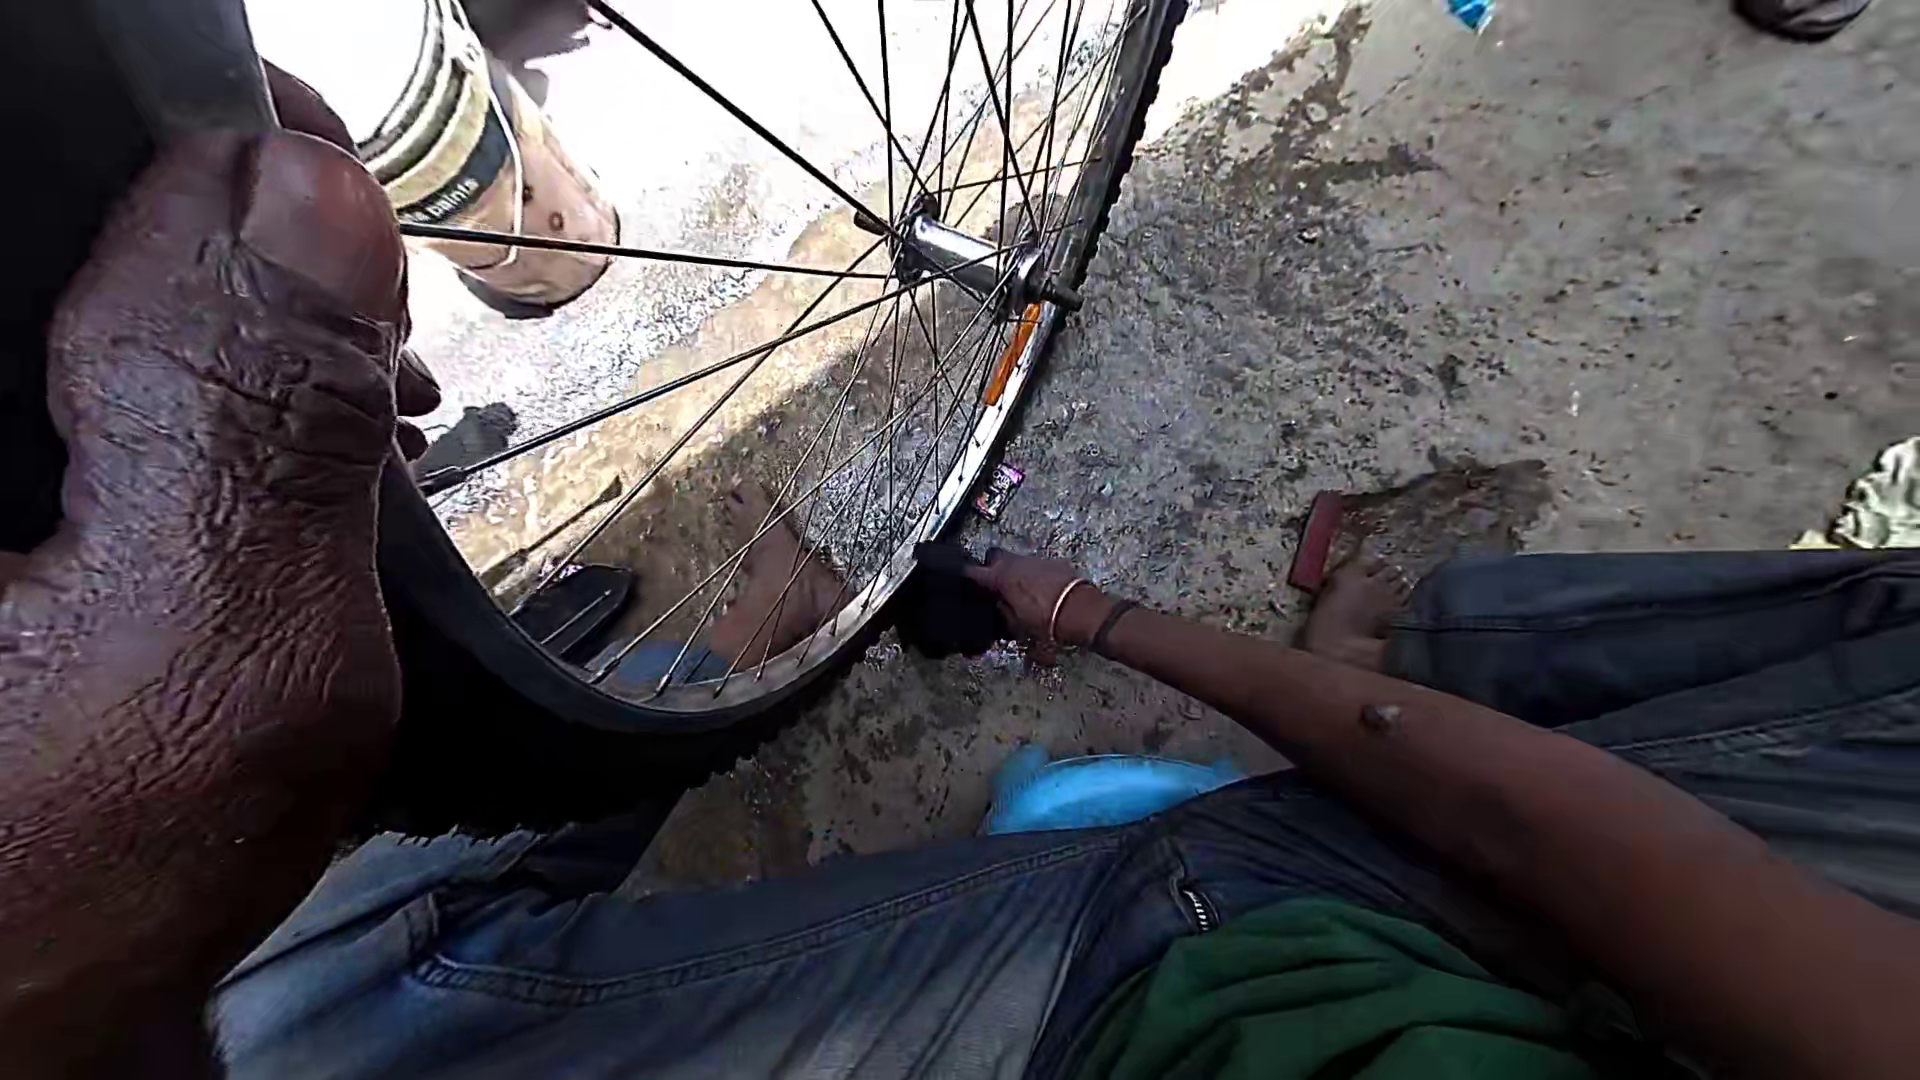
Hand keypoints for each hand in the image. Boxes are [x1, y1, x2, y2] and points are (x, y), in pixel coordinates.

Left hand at [0, 69, 429, 1069]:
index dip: (190, 145)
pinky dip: (231, 397)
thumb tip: (323, 193)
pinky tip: (317, 453)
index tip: (338, 179)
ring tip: (380, 413)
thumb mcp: (224, 624)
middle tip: (385, 345)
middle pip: (72, 248)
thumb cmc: (92, 851)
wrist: (12, 1009)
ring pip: (102, 319)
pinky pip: (113, 392)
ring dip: (258, 341)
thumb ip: (263, 415)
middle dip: (248, 271)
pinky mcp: (19, 511)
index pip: (30, 162)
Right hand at [964, 548, 1114, 650]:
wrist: (1081, 611)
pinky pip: (1035, 565)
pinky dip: (1033, 574)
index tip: (963, 581)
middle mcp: (1015, 563)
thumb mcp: (1016, 625)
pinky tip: (1038, 590)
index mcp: (1001, 577)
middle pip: (994, 556)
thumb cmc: (1047, 621)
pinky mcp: (1052, 562)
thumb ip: (1001, 612)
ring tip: (1018, 591)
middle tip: (994, 585)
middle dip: (991, 567)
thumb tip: (996, 607)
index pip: (972, 571)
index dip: (966, 577)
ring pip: (1015, 560)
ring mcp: (1034, 559)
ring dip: (1014, 571)